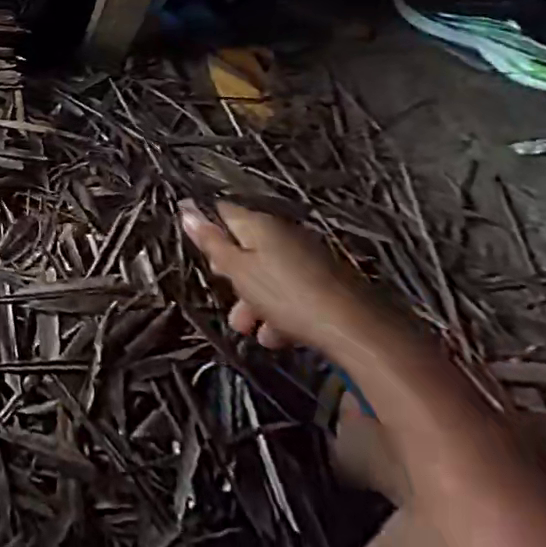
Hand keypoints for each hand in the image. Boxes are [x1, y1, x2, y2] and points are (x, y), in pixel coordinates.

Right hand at [179, 200, 377, 351]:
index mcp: (259, 225)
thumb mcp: (238, 270)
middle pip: (246, 247)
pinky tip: (277, 336)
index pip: (222, 212)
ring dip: (254, 299)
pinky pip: (292, 289)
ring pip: (269, 273)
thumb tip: (186, 210)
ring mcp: (308, 258)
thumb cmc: (287, 296)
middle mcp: (284, 235)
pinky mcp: (327, 284)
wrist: (359, 332)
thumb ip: (211, 243)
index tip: (198, 249)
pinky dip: (280, 308)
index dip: (206, 227)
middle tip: (224, 294)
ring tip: (250, 330)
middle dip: (232, 274)